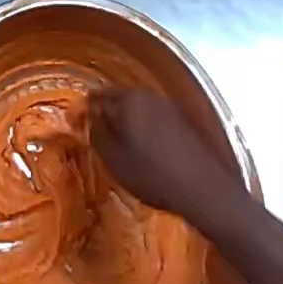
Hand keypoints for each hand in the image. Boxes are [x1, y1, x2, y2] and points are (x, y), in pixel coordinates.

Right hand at [90, 88, 244, 223]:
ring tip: (120, 139)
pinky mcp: (181, 117)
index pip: (97, 96)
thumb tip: (89, 118)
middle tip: (98, 130)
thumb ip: (98, 134)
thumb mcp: (116, 161)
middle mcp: (146, 94)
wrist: (204, 189)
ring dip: (126, 116)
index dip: (86, 110)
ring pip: (136, 104)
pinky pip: (152, 113)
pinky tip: (144, 144)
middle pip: (118, 96)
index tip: (78, 122)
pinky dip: (143, 123)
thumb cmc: (154, 175)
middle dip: (107, 110)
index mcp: (127, 100)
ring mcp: (166, 104)